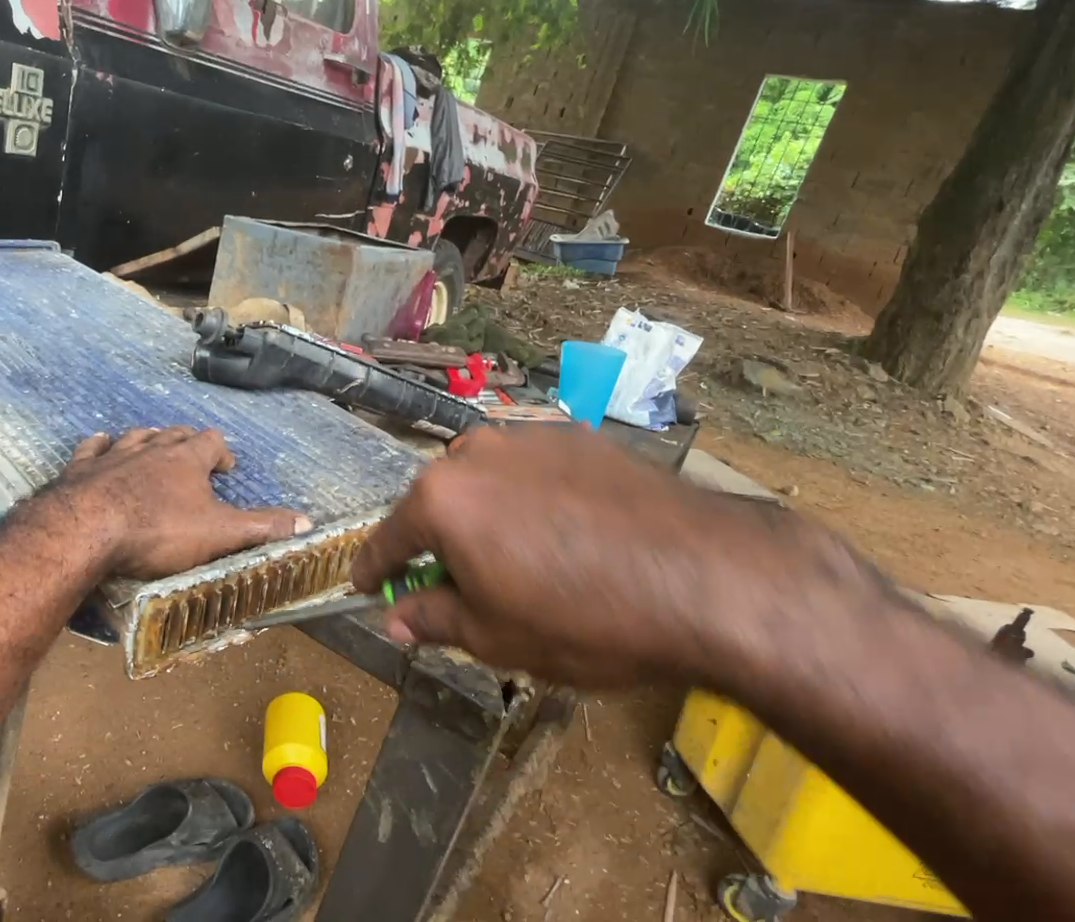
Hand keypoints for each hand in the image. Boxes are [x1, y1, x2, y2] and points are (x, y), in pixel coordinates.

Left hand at [26, 428, 310, 580]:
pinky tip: (100, 443)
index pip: (211, 441)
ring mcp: (113, 455)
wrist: (86, 529)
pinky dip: (99, 445)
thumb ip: (261, 527)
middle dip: (186, 443)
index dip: (220, 453)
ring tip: (154, 447)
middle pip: (174, 434)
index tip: (224, 469)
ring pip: (135, 436)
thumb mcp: (218, 534)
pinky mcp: (81, 469)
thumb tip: (306, 521)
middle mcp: (151, 447)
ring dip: (147, 440)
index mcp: (186, 459)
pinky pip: (92, 447)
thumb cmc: (157, 530)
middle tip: (193, 460)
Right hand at [351, 426, 883, 687]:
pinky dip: (530, 499)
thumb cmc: (584, 618)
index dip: (375, 569)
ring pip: (486, 481)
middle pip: (437, 503)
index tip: (366, 586)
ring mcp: (529, 437)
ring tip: (519, 560)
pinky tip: (565, 534)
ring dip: (485, 517)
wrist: (708, 576)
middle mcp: (475, 452)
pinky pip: (532, 470)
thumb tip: (392, 619)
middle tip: (457, 586)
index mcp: (441, 498)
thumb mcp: (495, 637)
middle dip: (438, 543)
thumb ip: (432, 620)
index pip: (388, 539)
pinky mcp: (578, 437)